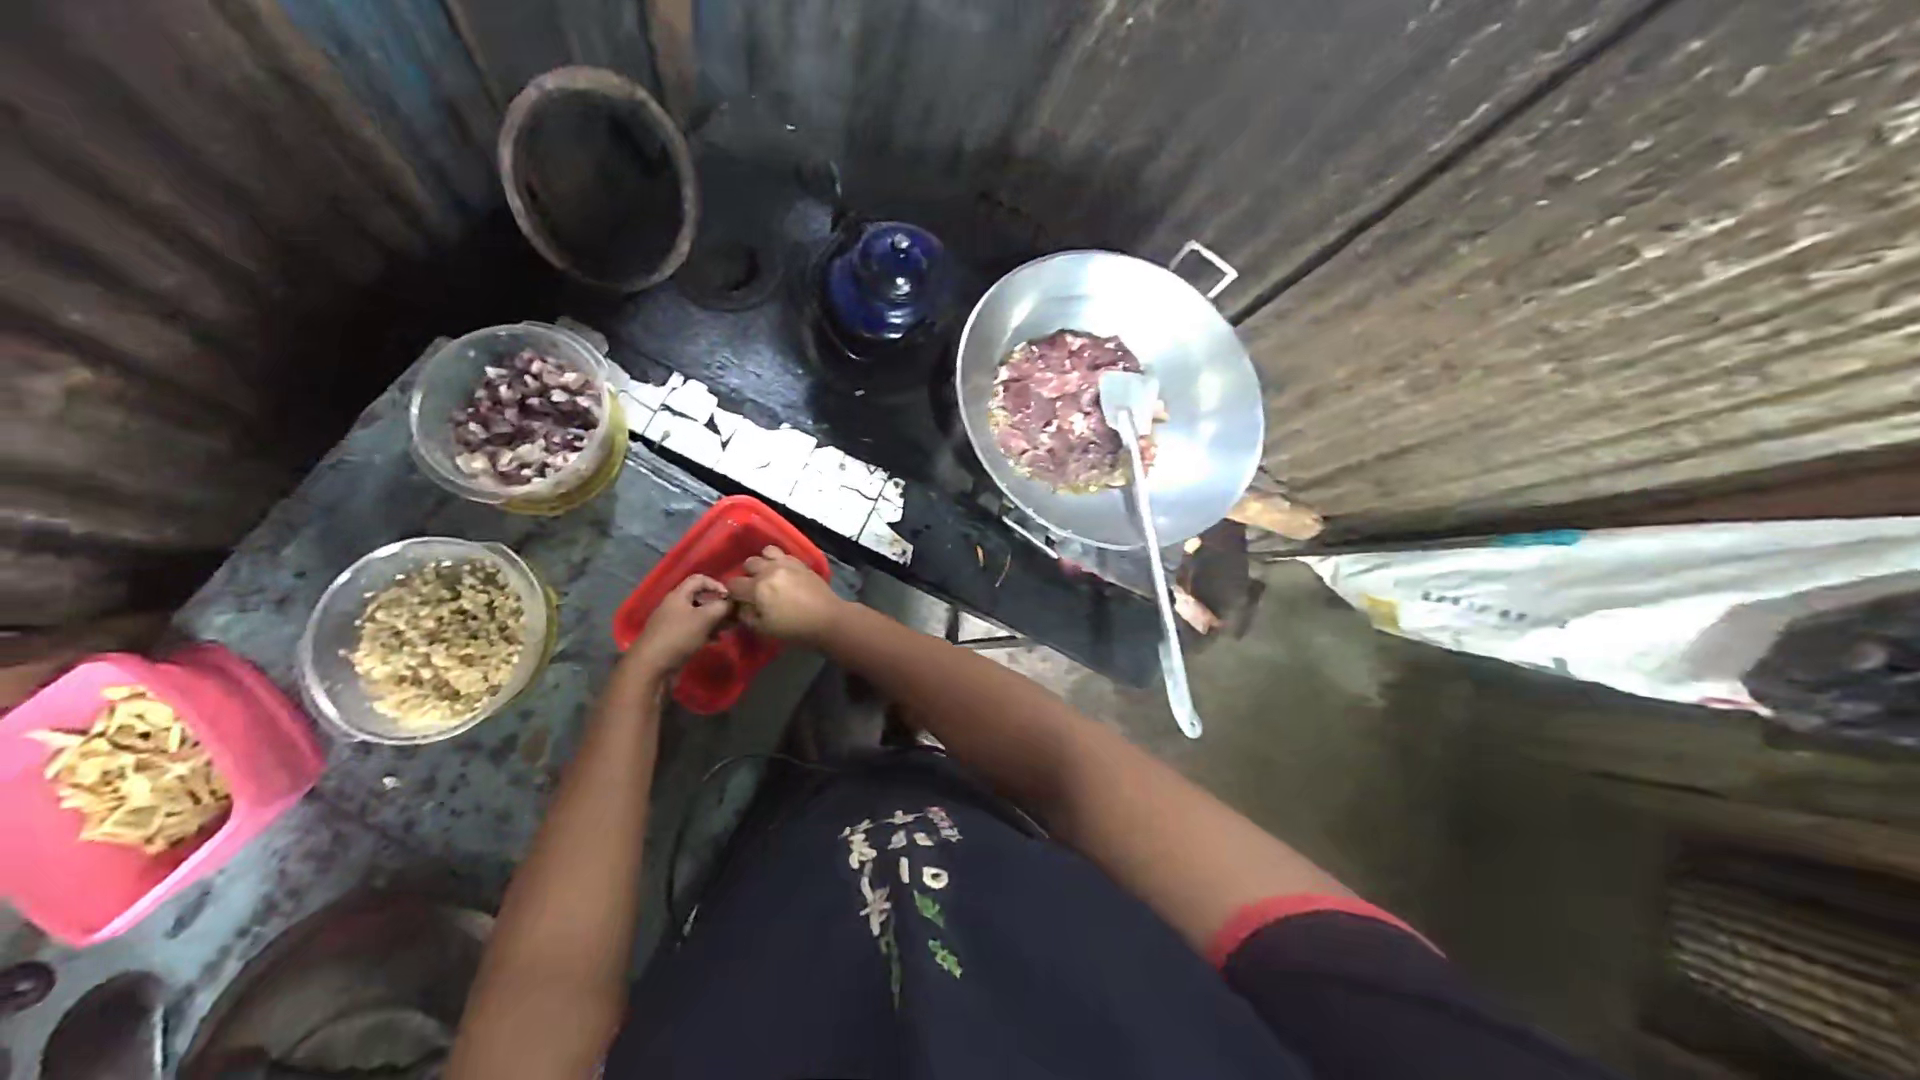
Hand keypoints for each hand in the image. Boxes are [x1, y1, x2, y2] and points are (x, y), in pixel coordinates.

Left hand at [625, 574, 731, 678]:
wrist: (652, 667)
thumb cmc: (679, 636)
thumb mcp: (705, 618)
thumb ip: (721, 606)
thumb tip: (731, 602)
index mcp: (678, 595)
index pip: (699, 579)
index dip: (716, 584)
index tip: (730, 597)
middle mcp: (674, 606)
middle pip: (700, 598)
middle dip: (718, 605)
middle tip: (734, 615)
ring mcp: (673, 623)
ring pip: (698, 615)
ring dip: (715, 620)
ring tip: (729, 628)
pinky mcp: (674, 639)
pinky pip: (694, 630)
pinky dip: (707, 632)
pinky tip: (716, 640)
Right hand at [726, 546, 842, 643]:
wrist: (827, 619)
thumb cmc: (794, 628)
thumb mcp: (764, 629)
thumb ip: (747, 615)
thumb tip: (740, 606)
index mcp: (758, 587)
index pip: (733, 583)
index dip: (732, 592)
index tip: (738, 600)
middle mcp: (770, 570)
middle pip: (749, 563)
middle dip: (747, 575)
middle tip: (754, 588)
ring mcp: (787, 563)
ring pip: (766, 552)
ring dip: (763, 562)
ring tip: (768, 575)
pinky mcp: (801, 563)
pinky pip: (784, 554)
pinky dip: (779, 561)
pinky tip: (783, 573)